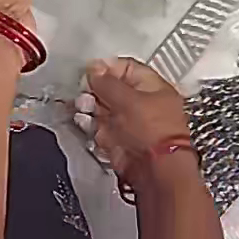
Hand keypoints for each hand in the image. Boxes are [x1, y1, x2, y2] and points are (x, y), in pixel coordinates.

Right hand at [77, 57, 189, 179]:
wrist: (154, 169)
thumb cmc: (154, 133)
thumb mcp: (129, 99)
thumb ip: (108, 83)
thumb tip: (94, 71)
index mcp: (153, 88)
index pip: (127, 69)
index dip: (107, 69)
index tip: (90, 71)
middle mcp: (142, 105)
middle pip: (112, 90)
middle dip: (95, 90)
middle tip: (84, 91)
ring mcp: (130, 124)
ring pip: (103, 109)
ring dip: (90, 108)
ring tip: (85, 109)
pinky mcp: (119, 141)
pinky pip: (100, 128)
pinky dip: (91, 125)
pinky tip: (86, 123)